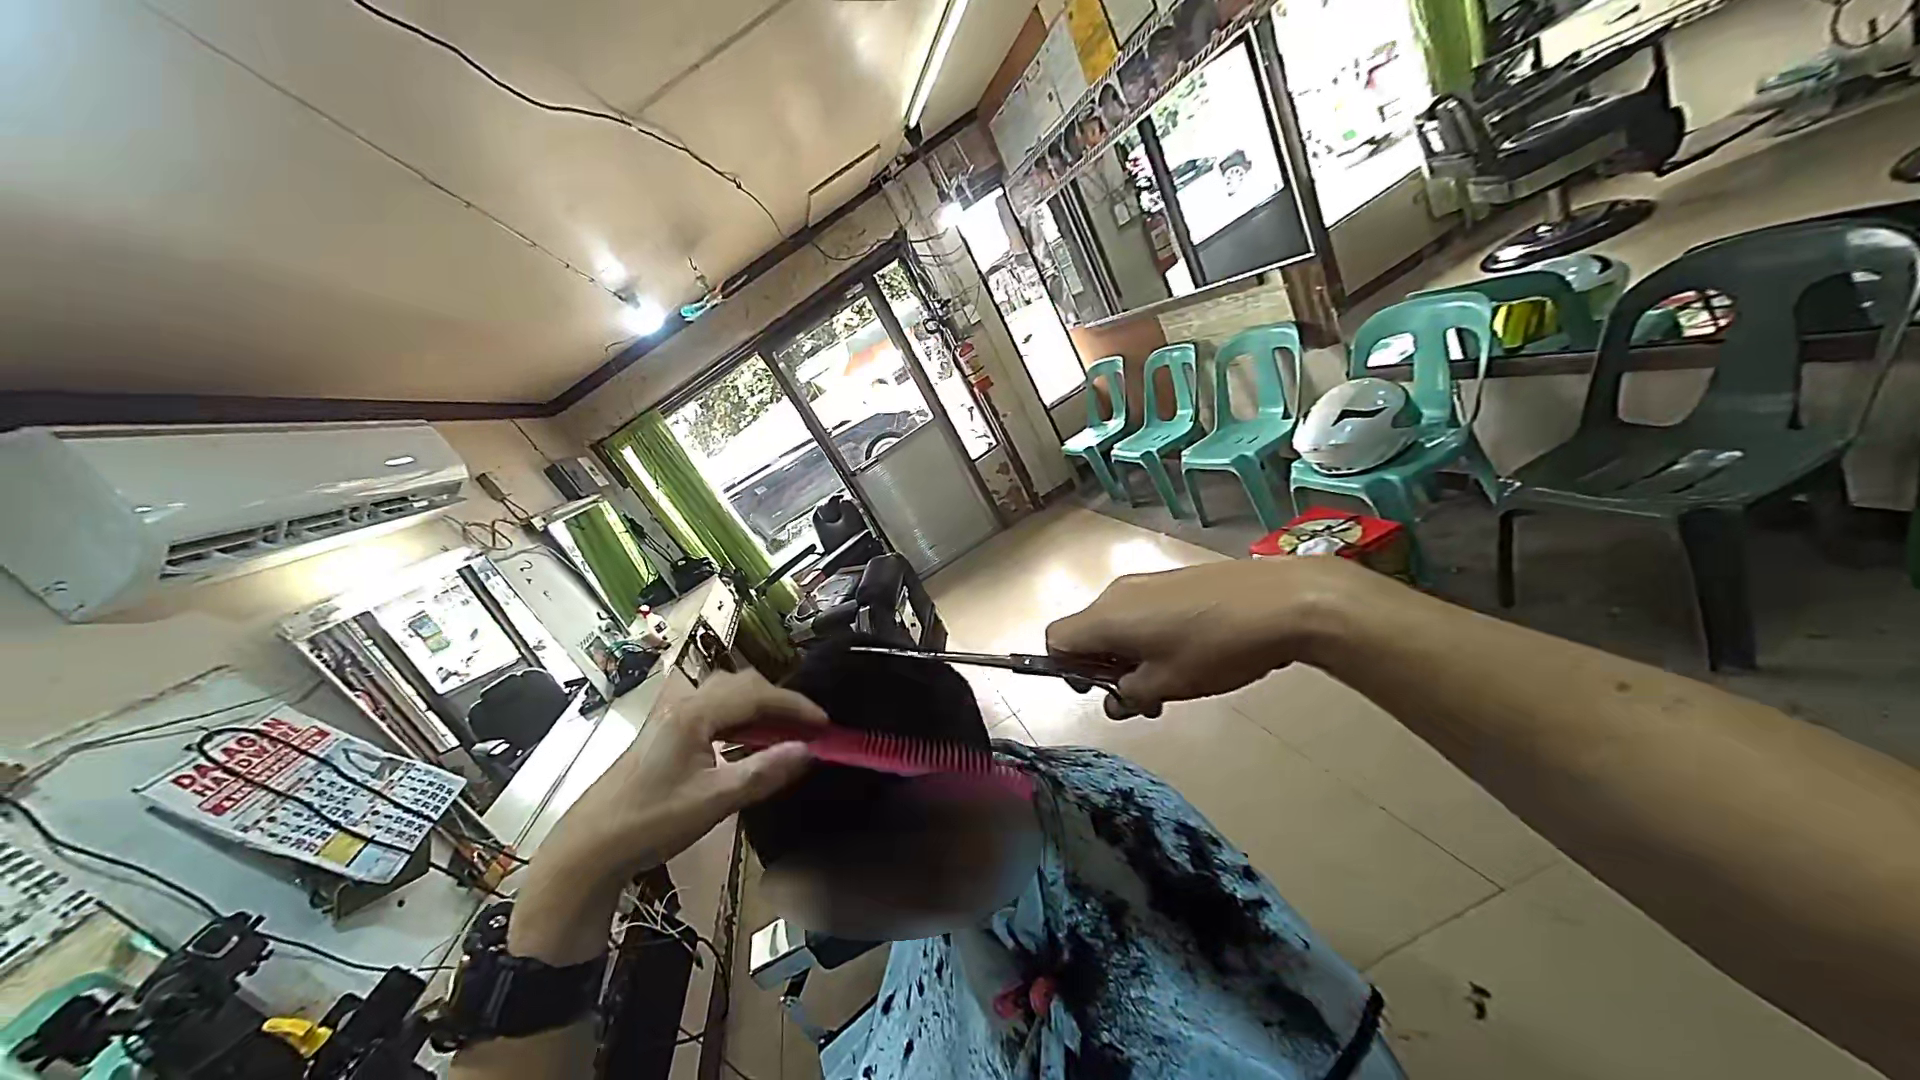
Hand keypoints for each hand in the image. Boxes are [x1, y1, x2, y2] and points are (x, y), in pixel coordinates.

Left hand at [508, 671, 823, 963]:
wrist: (587, 851)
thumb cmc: (650, 822)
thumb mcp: (714, 800)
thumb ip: (764, 772)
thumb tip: (808, 751)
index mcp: (693, 714)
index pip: (756, 694)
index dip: (795, 705)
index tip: (824, 723)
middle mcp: (682, 706)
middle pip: (741, 685)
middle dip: (779, 700)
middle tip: (807, 726)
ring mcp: (671, 719)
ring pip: (726, 697)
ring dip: (759, 708)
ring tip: (785, 732)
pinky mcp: (665, 735)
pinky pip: (713, 713)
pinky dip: (740, 720)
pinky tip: (749, 742)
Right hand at [1046, 556, 1375, 717]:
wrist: (1283, 601)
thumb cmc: (1216, 648)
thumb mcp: (1168, 683)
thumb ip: (1129, 694)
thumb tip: (1117, 697)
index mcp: (1105, 617)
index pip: (1056, 640)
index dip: (1065, 670)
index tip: (1100, 690)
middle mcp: (1117, 593)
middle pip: (1088, 631)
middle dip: (1104, 667)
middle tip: (1142, 697)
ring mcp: (1147, 582)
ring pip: (1117, 622)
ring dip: (1130, 655)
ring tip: (1171, 681)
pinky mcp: (1174, 579)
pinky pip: (1143, 610)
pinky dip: (1150, 637)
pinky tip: (1191, 654)